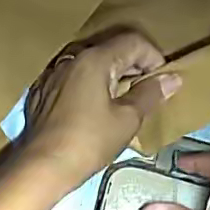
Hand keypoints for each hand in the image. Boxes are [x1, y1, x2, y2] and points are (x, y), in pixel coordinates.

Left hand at [17, 31, 179, 192]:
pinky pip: (67, 81)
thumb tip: (171, 79)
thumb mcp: (127, 120)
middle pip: (107, 50)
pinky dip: (83, 87)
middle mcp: (68, 61)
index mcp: (93, 60)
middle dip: (129, 64)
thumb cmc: (88, 142)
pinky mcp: (38, 96)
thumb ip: (149, 94)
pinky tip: (90, 107)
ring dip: (105, 75)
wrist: (41, 167)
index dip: (153, 56)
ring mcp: (50, 77)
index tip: (161, 77)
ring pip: (85, 65)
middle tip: (143, 87)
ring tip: (119, 97)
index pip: (132, 42)